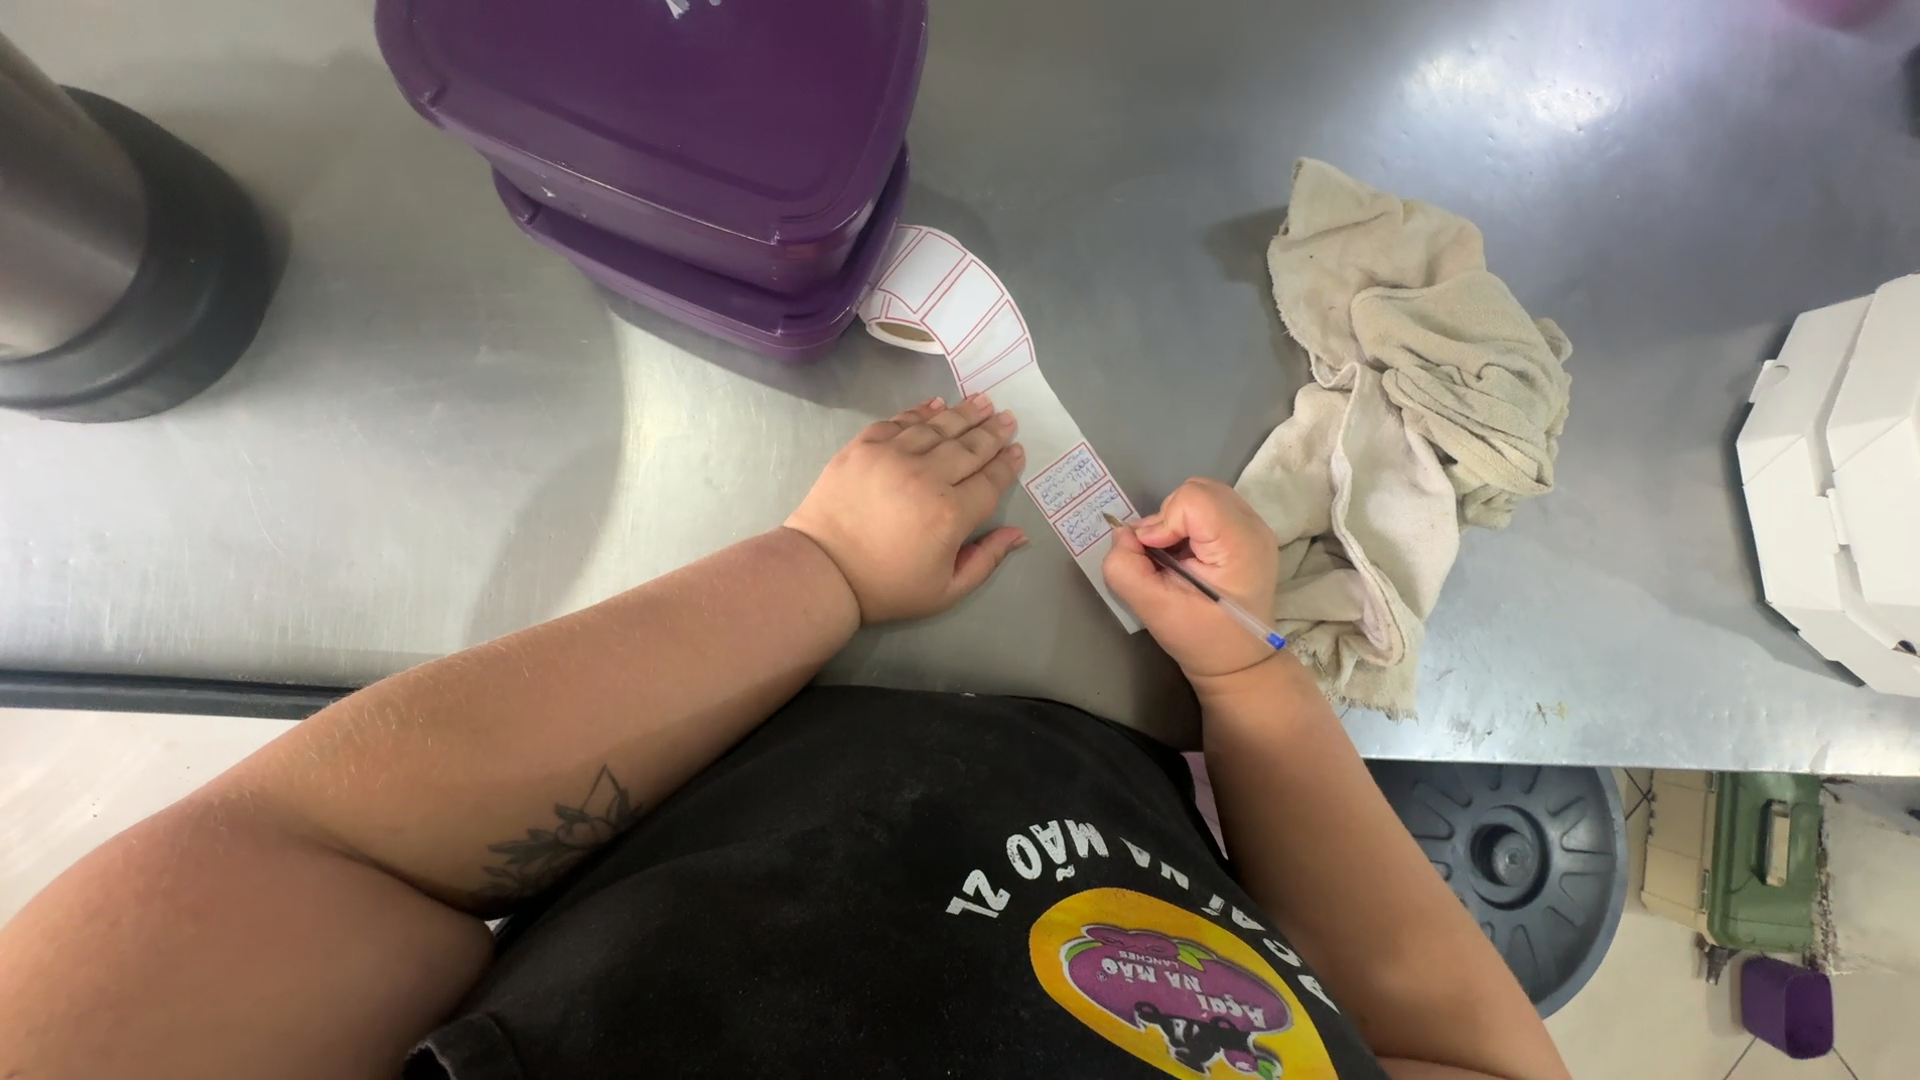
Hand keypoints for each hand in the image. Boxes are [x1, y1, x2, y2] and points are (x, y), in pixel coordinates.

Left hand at [786, 395, 1027, 622]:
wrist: (822, 571)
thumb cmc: (886, 587)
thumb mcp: (945, 591)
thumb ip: (986, 560)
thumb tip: (1019, 534)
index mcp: (951, 514)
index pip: (990, 481)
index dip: (1007, 464)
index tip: (1017, 450)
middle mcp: (926, 477)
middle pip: (969, 447)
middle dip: (992, 432)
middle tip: (1006, 418)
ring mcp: (892, 456)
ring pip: (937, 428)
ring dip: (963, 414)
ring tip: (981, 403)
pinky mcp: (863, 447)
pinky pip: (899, 421)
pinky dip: (920, 412)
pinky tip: (936, 405)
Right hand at [1103, 478, 1281, 678]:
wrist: (1239, 662)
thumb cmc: (1201, 639)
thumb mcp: (1152, 609)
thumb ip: (1125, 568)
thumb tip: (1123, 535)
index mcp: (1239, 544)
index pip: (1192, 499)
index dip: (1163, 522)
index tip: (1157, 557)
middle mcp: (1253, 527)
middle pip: (1197, 489)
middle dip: (1168, 517)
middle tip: (1163, 554)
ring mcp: (1254, 527)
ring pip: (1202, 494)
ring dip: (1176, 519)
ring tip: (1174, 555)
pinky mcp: (1245, 532)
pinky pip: (1208, 507)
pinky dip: (1186, 523)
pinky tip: (1187, 554)